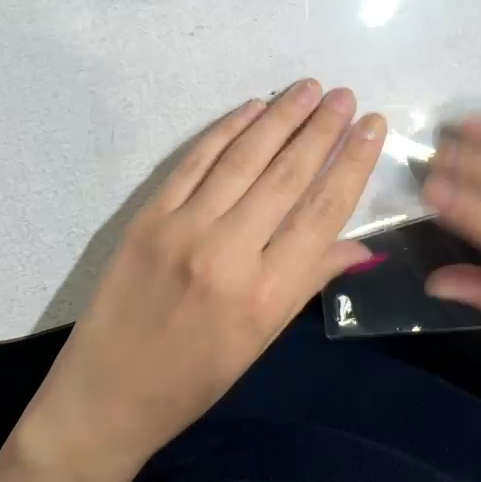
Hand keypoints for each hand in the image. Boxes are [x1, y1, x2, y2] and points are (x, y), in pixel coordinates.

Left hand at [12, 80, 386, 481]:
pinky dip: (226, 130)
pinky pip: (195, 161)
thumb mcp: (263, 340)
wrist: (108, 393)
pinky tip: (252, 107)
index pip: (322, 212)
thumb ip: (308, 282)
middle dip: (321, 130)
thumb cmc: (196, 378)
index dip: (352, 163)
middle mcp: (229, 254)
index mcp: (267, 295)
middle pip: (286, 176)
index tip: (372, 125)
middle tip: (344, 94)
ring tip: (308, 88)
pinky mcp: (149, 215)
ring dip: (280, 117)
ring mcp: (184, 229)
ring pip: (243, 159)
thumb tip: (358, 244)